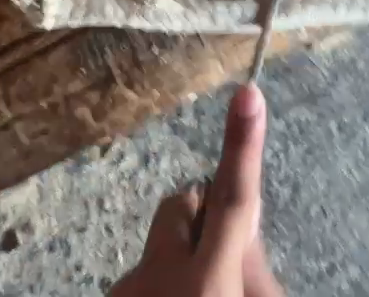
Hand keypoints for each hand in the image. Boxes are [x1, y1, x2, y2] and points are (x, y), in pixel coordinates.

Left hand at [110, 85, 284, 296]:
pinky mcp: (112, 293)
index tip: (248, 92)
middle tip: (227, 259)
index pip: (234, 199)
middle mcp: (159, 276)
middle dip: (207, 214)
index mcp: (206, 284)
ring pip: (168, 241)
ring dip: (187, 261)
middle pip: (186, 202)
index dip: (244, 144)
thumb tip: (246, 232)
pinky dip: (166, 284)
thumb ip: (256, 273)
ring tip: (205, 291)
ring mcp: (128, 284)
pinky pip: (148, 271)